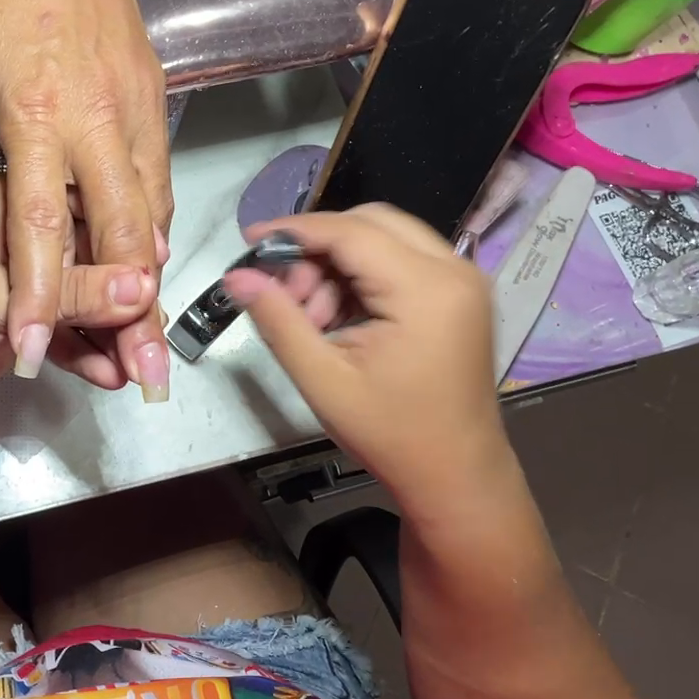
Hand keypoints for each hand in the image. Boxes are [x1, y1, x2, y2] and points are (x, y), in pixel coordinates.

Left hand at [0, 0, 173, 401]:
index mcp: (38, 117)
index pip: (39, 229)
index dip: (37, 298)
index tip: (33, 352)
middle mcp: (98, 121)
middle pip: (121, 233)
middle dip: (130, 308)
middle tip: (139, 367)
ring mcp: (136, 109)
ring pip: (154, 210)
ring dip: (152, 276)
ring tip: (152, 334)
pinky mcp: (156, 98)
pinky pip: (162, 178)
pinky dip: (158, 226)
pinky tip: (153, 260)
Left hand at [0, 180, 156, 410]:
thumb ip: (69, 293)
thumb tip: (141, 289)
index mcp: (22, 194)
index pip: (94, 217)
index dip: (131, 261)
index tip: (153, 301)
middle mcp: (37, 226)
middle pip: (106, 263)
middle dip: (134, 313)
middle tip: (152, 360)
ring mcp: (41, 270)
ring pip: (98, 299)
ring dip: (119, 339)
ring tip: (141, 379)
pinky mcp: (39, 310)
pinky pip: (79, 326)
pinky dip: (94, 351)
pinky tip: (111, 376)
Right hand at [222, 204, 510, 501]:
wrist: (453, 474)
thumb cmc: (388, 432)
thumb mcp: (321, 378)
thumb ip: (277, 319)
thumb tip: (236, 276)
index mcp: (426, 289)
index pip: (351, 232)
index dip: (295, 230)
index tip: (249, 241)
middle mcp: (454, 270)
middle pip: (371, 223)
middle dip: (317, 249)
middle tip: (283, 292)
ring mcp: (462, 282)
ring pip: (385, 241)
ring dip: (337, 267)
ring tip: (311, 320)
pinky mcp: (458, 296)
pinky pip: (400, 263)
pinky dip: (361, 280)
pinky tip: (338, 321)